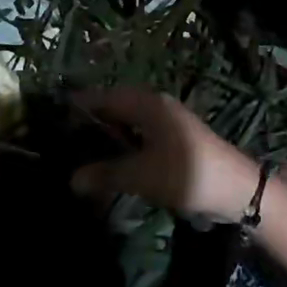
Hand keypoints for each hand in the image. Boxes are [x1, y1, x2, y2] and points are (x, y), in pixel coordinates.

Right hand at [69, 88, 258, 220]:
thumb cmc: (185, 173)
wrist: (235, 189)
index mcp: (149, 103)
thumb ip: (105, 174)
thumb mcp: (140, 175)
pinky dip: (122, 149)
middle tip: (60, 143)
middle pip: (115, 108)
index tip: (51, 121)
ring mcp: (167, 124)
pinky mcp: (174, 143)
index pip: (104, 97)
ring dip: (106, 139)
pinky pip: (139, 139)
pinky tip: (108, 167)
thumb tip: (72, 179)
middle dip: (90, 124)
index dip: (78, 107)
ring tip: (77, 157)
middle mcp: (156, 107)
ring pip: (127, 125)